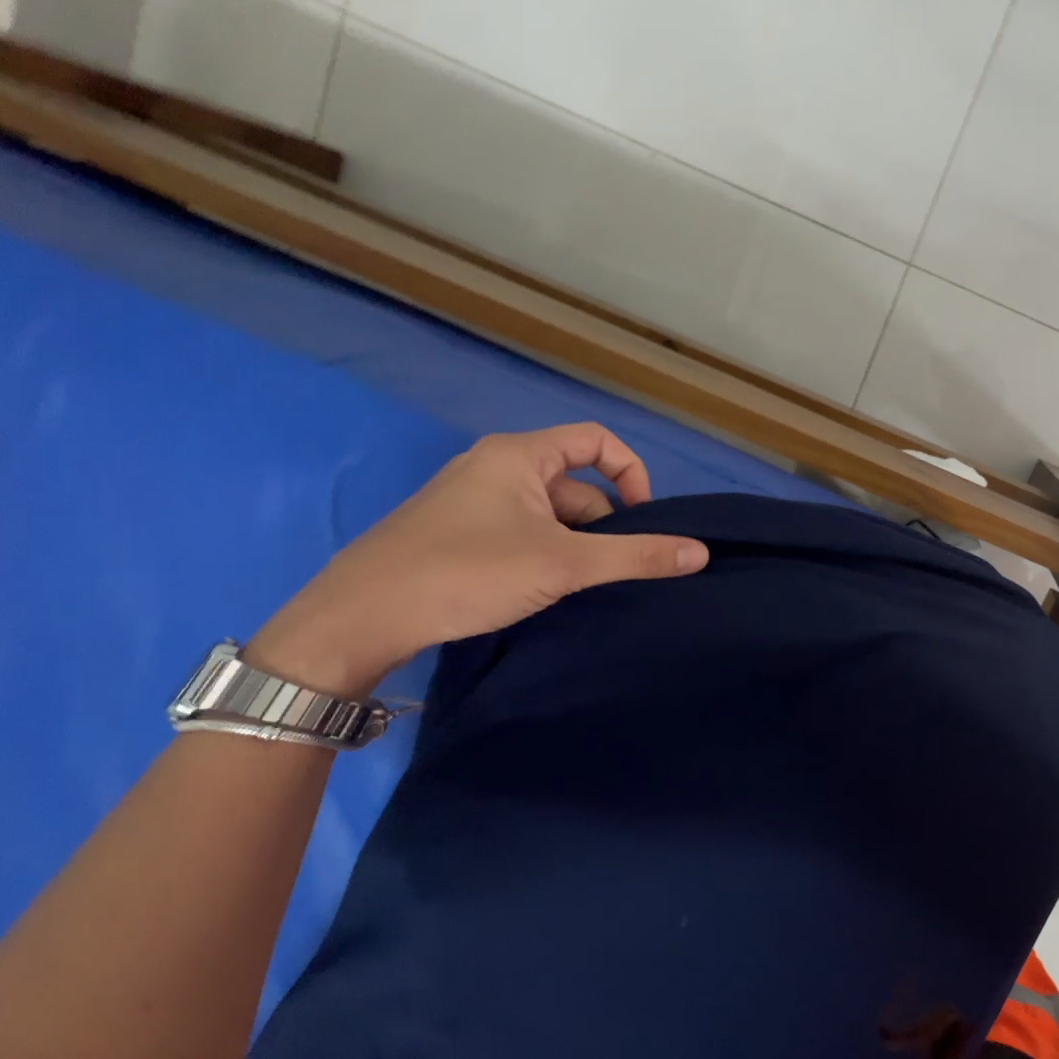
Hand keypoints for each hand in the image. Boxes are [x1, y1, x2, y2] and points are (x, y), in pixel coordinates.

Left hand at [245, 423, 708, 695]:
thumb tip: (700, 552)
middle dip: (602, 524)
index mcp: (518, 455)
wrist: (358, 618)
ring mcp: (469, 501)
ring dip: (572, 545)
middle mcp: (493, 466)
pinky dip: (542, 555)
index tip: (645, 521)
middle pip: (575, 483)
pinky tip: (539, 592)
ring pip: (547, 514)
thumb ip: (635, 556)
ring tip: (574, 588)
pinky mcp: (453, 533)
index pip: (596, 440)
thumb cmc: (466, 573)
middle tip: (607, 570)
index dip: (632, 474)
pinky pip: (519, 532)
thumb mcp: (563, 565)